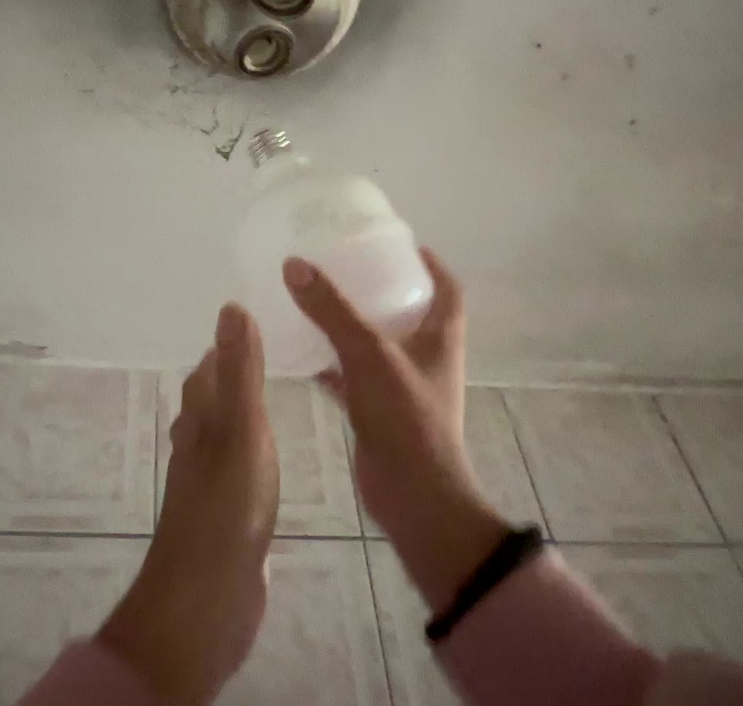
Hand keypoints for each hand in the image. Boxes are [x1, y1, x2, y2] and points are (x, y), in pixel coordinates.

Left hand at [97, 304, 278, 705]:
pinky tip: (267, 459)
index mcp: (199, 421)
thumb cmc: (225, 507)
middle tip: (268, 351)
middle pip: (208, 400)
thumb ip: (240, 373)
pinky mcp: (227, 517)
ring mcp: (210, 484)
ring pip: (221, 435)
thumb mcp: (240, 430)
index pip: (207, 370)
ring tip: (270, 395)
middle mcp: (198, 446)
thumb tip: (230, 307)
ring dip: (238, 413)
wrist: (207, 598)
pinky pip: (237, 471)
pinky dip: (250, 453)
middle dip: (229, 375)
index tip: (252, 317)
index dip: (224, 345)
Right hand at [284, 249, 508, 611]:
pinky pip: (354, 378)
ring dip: (354, 327)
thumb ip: (331, 310)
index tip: (401, 244)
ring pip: (378, 347)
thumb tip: (294, 265)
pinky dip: (332, 365)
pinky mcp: (380, 414)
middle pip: (409, 314)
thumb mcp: (367, 354)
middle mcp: (427, 359)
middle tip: (346, 269)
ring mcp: (404, 389)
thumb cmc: (405, 417)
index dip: (430, 264)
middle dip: (381, 292)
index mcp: (441, 338)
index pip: (447, 289)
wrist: (413, 496)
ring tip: (319, 303)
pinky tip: (303, 355)